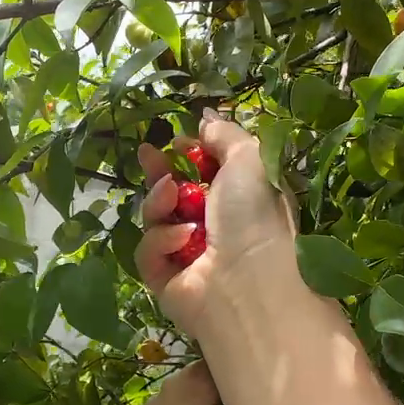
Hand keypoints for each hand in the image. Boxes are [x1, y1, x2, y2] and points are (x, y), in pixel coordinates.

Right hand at [133, 112, 302, 340]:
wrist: (247, 284)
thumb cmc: (255, 217)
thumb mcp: (249, 158)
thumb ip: (225, 136)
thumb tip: (206, 120)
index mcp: (238, 201)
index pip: (203, 175)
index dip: (186, 156)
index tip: (176, 143)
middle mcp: (213, 230)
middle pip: (173, 195)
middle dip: (160, 174)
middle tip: (147, 155)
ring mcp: (187, 257)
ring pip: (155, 220)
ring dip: (159, 202)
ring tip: (172, 197)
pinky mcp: (165, 282)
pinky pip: (149, 253)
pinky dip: (161, 242)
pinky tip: (182, 241)